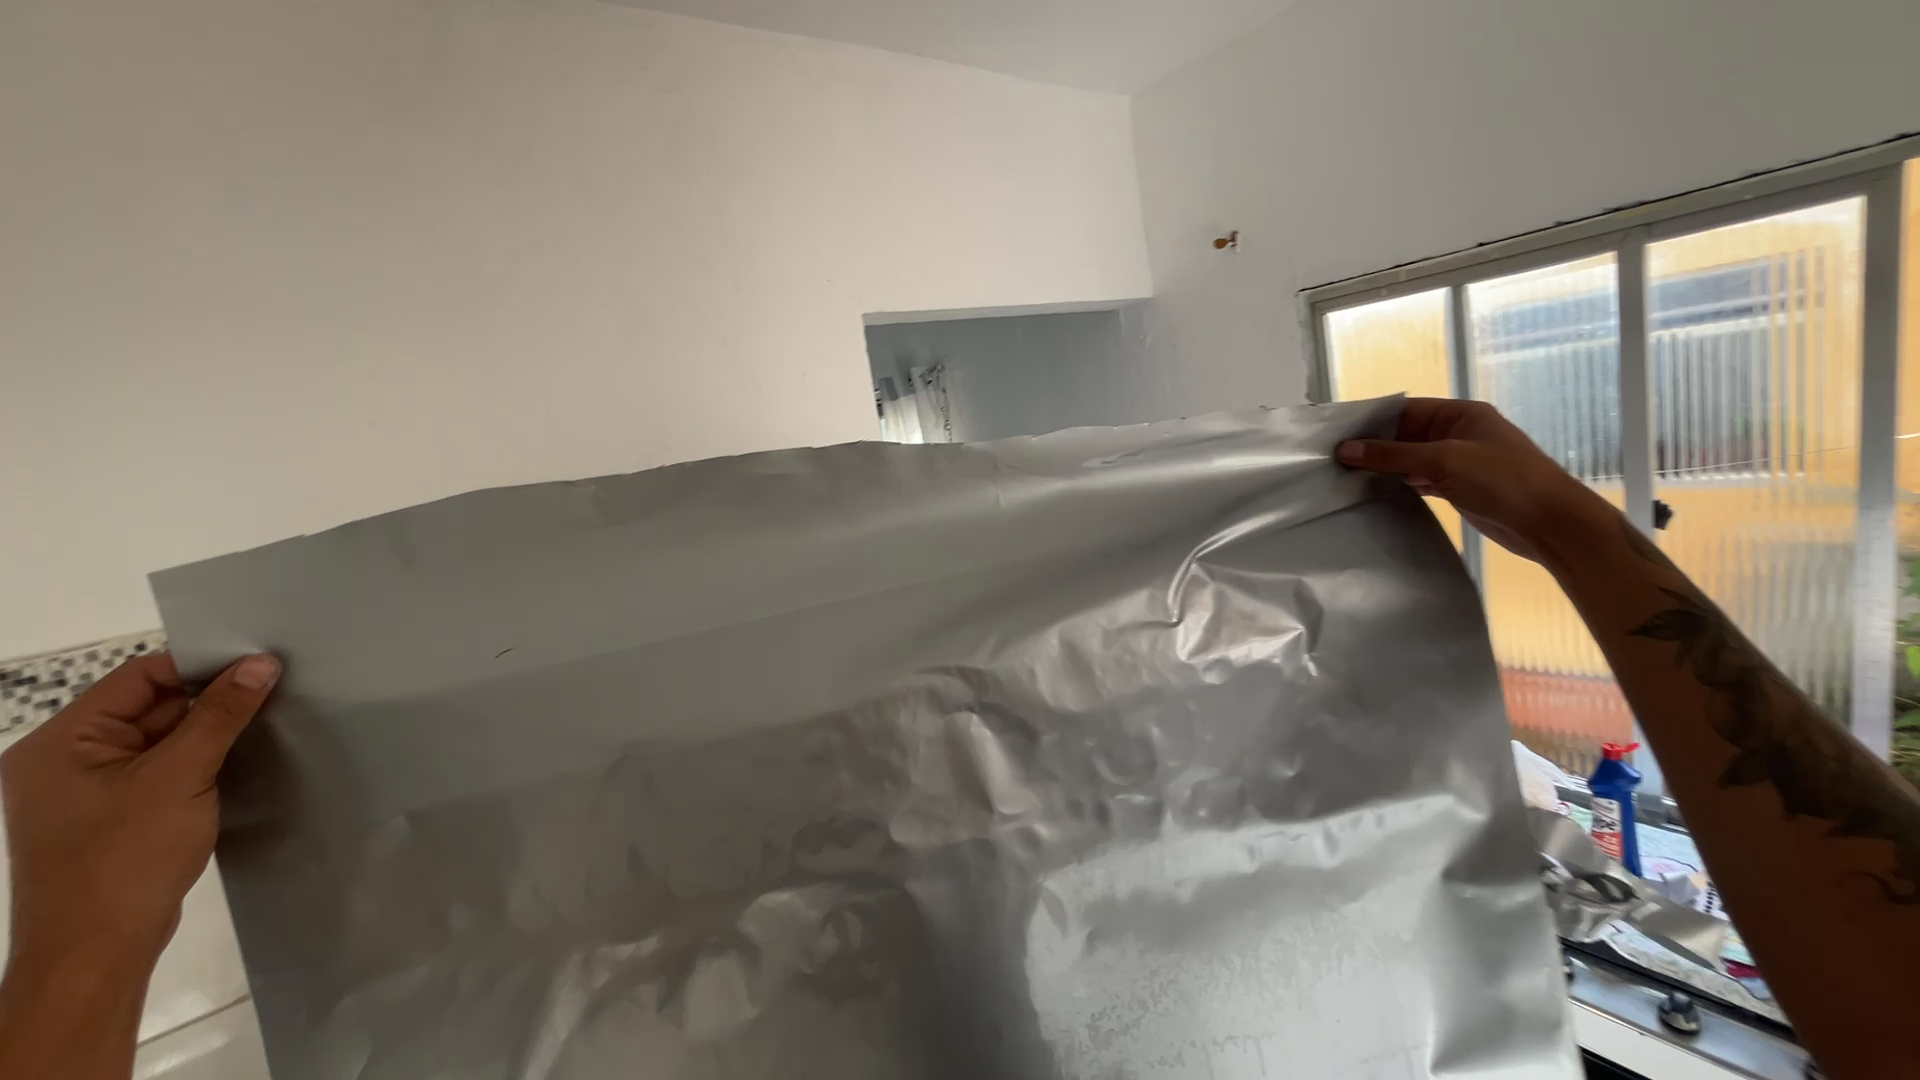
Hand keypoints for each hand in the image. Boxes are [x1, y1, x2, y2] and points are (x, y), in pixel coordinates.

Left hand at [2, 653, 279, 969]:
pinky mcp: (118, 812)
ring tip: (270, 717)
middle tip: (277, 687)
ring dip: (213, 729)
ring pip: (165, 736)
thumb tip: (262, 662)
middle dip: (213, 697)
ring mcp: (91, 788)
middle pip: (153, 704)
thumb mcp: (180, 776)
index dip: (200, 665)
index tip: (261, 663)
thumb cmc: (126, 855)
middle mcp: (67, 758)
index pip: (139, 677)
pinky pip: (166, 766)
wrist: (99, 947)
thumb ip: (220, 715)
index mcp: (60, 742)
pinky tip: (244, 756)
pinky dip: (205, 757)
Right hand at [1336, 397, 1605, 560]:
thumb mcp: (1444, 461)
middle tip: (1331, 459)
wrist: (1550, 523)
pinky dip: (1396, 485)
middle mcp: (1457, 434)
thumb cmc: (1503, 480)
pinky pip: (1417, 480)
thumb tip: (1346, 449)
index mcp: (1459, 415)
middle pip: (1404, 435)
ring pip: (1408, 460)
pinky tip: (1372, 492)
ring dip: (1381, 468)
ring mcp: (1458, 462)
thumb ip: (1393, 455)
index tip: (1335, 434)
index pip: (1404, 410)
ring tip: (1343, 476)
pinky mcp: (1457, 488)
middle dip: (1372, 446)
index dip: (1370, 420)